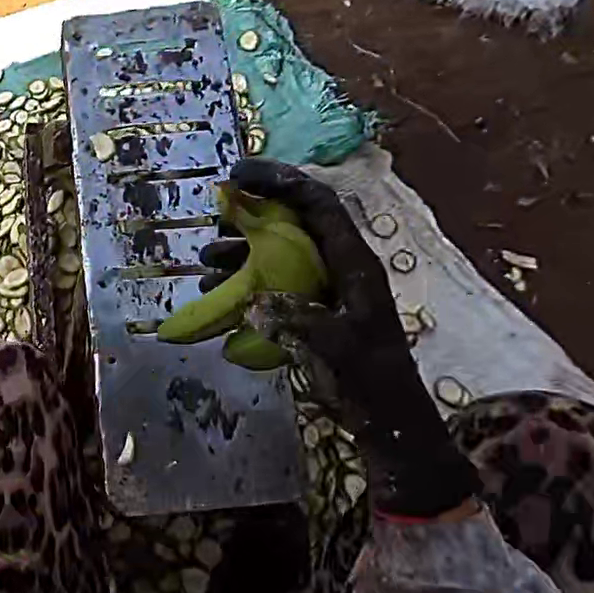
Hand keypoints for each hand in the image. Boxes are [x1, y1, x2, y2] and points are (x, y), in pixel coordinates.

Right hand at [200, 158, 478, 517]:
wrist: (385, 418)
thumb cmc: (372, 381)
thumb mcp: (341, 348)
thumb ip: (302, 321)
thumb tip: (256, 301)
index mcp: (352, 262)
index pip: (316, 204)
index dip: (278, 181)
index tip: (235, 175)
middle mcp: (334, 265)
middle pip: (289, 222)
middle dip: (248, 218)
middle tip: (214, 228)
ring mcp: (318, 286)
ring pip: (273, 251)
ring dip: (237, 252)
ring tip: (208, 264)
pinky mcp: (303, 306)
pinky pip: (266, 280)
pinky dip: (239, 280)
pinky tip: (216, 291)